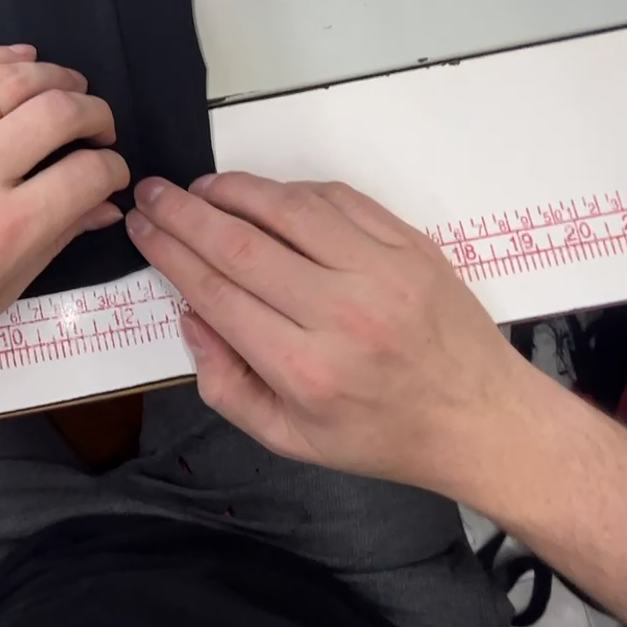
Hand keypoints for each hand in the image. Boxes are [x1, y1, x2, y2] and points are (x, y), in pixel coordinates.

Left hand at [0, 45, 129, 391]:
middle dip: (95, 113)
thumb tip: (105, 205)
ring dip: (53, 76)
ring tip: (69, 87)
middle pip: (57, 112)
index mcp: (4, 230)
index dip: (113, 168)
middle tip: (98, 126)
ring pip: (9, 78)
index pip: (87, 173)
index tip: (110, 171)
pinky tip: (19, 57)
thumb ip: (56, 239)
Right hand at [124, 173, 533, 494]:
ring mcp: (381, 272)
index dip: (167, 251)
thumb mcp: (289, 439)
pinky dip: (288, 189)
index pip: (214, 291)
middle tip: (151, 191)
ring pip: (286, 208)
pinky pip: (335, 197)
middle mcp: (341, 315)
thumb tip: (190, 314)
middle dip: (182, 212)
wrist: (485, 420)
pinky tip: (264, 196)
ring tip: (199, 188)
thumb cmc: (378, 434)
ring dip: (231, 189)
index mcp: (304, 369)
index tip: (141, 226)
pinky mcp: (409, 244)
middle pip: (239, 245)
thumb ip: (224, 385)